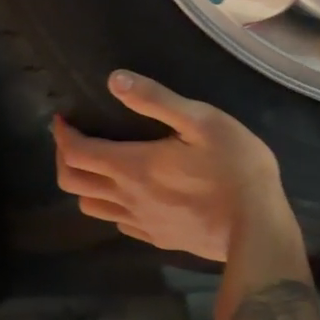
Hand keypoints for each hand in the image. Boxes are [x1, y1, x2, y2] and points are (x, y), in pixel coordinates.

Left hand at [52, 71, 288, 261]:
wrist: (256, 227)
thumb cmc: (233, 166)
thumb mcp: (202, 121)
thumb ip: (156, 100)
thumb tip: (115, 80)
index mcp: (133, 166)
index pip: (77, 153)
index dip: (63, 134)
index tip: (62, 118)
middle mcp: (127, 198)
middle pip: (73, 182)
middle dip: (64, 157)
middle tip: (73, 138)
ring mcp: (141, 223)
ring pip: (91, 207)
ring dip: (84, 183)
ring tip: (97, 164)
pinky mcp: (158, 239)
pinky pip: (118, 222)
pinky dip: (110, 204)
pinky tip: (129, 193)